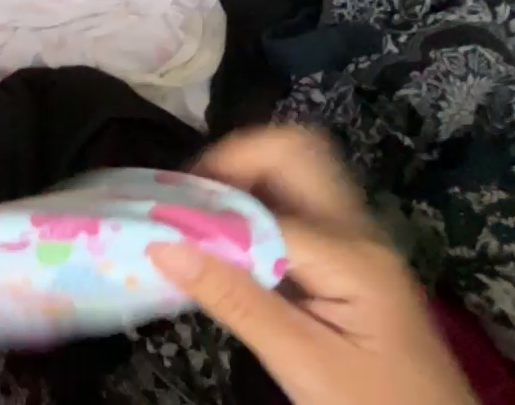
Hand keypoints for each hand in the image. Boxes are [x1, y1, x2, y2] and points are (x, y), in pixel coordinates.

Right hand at [147, 126, 475, 404]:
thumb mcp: (303, 363)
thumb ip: (233, 299)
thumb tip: (159, 243)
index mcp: (350, 254)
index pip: (260, 206)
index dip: (205, 209)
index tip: (158, 224)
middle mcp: (357, 230)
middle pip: (292, 150)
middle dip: (231, 160)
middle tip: (190, 200)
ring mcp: (356, 239)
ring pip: (292, 169)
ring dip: (240, 178)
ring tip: (201, 214)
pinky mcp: (347, 255)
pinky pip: (294, 201)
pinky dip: (252, 202)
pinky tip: (228, 240)